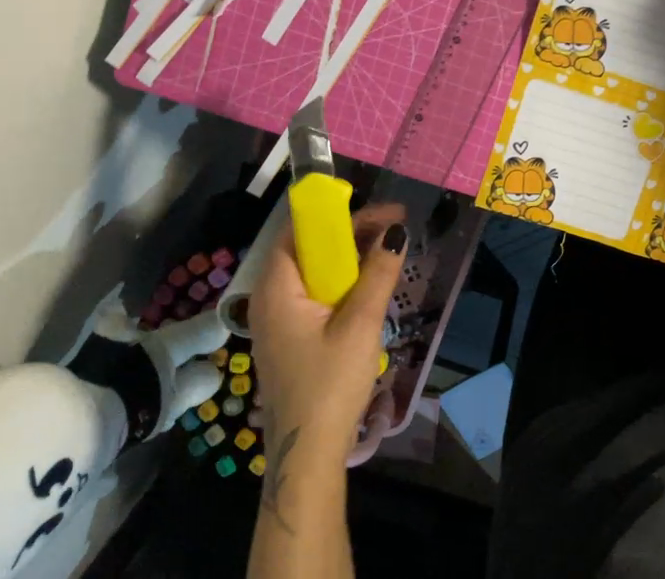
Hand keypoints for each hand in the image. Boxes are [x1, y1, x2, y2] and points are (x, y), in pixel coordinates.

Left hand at [248, 203, 406, 463]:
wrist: (307, 453)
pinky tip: (366, 289)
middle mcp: (267, 300)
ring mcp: (275, 322)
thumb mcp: (361, 324)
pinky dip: (339, 283)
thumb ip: (378, 273)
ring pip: (311, 274)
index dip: (338, 213)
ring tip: (385, 253)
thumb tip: (396, 231)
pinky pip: (312, 296)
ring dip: (347, 259)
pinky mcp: (288, 340)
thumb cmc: (330, 384)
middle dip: (348, 233)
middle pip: (305, 249)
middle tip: (392, 228)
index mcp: (276, 290)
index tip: (381, 210)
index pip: (298, 230)